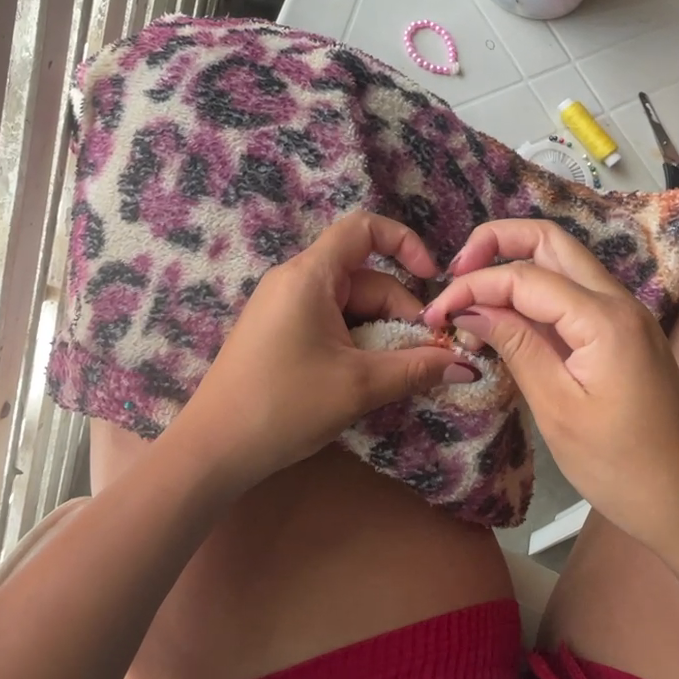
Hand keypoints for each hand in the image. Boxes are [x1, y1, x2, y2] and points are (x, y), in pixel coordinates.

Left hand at [173, 212, 477, 488]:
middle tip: (427, 355)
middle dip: (400, 311)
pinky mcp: (278, 333)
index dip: (404, 243)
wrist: (212, 450)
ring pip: (349, 304)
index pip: (363, 229)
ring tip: (402, 373)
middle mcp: (294, 281)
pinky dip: (357, 342)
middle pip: (364, 277)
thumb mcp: (359, 386)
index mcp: (309, 275)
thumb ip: (416, 368)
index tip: (431, 279)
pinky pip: (329, 322)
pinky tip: (369, 377)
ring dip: (381, 332)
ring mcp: (283, 308)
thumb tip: (466, 363)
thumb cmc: (284, 405)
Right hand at [421, 219, 678, 551]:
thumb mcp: (557, 410)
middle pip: (551, 242)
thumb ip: (516, 346)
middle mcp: (620, 301)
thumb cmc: (620, 467)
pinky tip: (508, 315)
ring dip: (516, 264)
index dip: (474, 286)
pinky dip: (536, 291)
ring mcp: (626, 315)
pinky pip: (575, 292)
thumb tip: (469, 309)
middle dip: (497, 243)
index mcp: (604, 319)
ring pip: (565, 261)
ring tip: (473, 292)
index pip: (525, 277)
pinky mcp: (624, 333)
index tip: (436, 312)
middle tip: (455, 274)